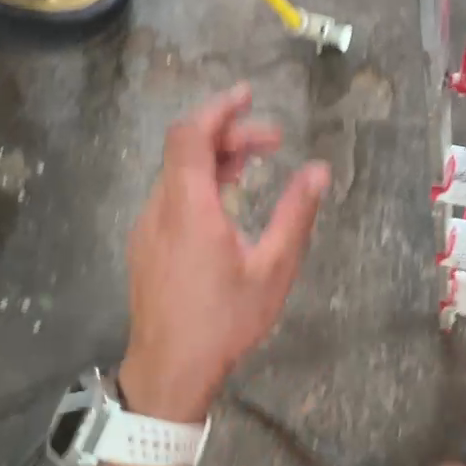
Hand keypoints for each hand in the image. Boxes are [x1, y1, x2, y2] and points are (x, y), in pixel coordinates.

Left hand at [118, 83, 329, 422]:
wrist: (170, 371)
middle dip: (230, 135)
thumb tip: (318, 170)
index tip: (248, 95)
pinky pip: (173, 195)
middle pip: (186, 151)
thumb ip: (295, 213)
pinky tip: (230, 198)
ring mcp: (148, 229)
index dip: (217, 109)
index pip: (190, 137)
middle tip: (276, 140)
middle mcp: (160, 210)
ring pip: (178, 173)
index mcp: (189, 208)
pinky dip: (203, 181)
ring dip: (218, 158)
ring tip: (258, 163)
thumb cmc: (226, 319)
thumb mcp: (274, 267)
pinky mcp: (147, 246)